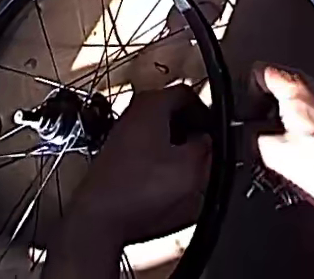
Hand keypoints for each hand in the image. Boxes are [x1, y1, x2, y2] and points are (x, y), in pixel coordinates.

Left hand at [66, 85, 210, 245]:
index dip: (206, 112)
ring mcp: (123, 131)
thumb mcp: (188, 171)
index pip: (187, 93)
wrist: (99, 219)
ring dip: (176, 144)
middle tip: (204, 150)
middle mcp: (135, 110)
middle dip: (191, 129)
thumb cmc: (139, 191)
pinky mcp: (116, 153)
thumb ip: (204, 148)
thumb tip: (206, 141)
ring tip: (187, 169)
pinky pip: (146, 146)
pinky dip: (159, 157)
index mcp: (153, 103)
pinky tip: (164, 181)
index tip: (214, 131)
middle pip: (172, 110)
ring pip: (159, 129)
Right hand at [252, 64, 313, 277]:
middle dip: (260, 108)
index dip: (245, 94)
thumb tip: (241, 135)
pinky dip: (295, 127)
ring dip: (277, 119)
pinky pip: (306, 113)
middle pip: (274, 85)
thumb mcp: (273, 153)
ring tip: (275, 147)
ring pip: (290, 100)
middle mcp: (313, 85)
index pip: (258, 71)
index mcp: (295, 84)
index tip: (243, 115)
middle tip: (255, 131)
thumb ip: (249, 137)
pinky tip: (296, 154)